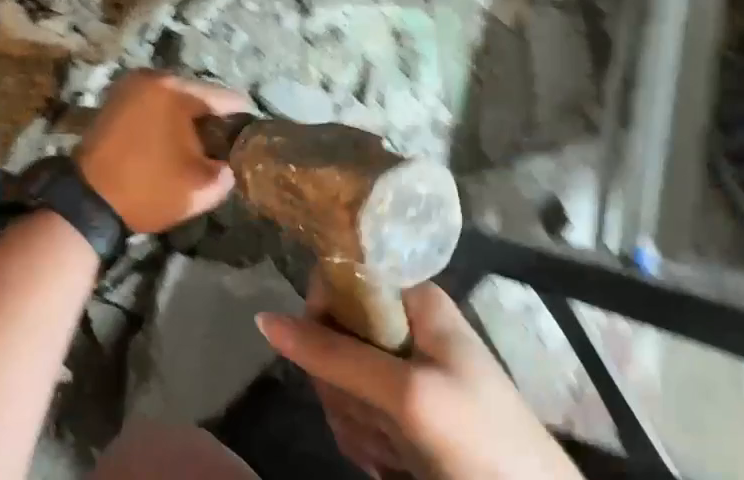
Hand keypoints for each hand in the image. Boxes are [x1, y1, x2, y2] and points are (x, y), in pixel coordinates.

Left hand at [75, 70, 244, 233]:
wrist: (89, 200)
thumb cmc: (149, 189)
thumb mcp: (202, 186)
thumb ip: (227, 169)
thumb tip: (231, 160)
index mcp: (175, 91)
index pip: (226, 98)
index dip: (244, 119)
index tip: (255, 136)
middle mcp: (151, 78)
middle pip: (197, 94)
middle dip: (213, 117)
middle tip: (229, 143)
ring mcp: (128, 87)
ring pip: (173, 99)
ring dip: (187, 118)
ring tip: (203, 145)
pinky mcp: (114, 101)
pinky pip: (152, 105)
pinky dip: (165, 119)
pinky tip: (174, 142)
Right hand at [257, 282, 581, 479]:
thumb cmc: (482, 443)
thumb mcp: (406, 395)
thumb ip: (334, 354)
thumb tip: (261, 317)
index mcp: (414, 300)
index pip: (337, 280)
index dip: (323, 317)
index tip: (331, 355)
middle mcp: (404, 327)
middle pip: (328, 334)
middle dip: (340, 385)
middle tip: (375, 416)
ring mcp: (400, 373)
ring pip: (334, 379)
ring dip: (351, 420)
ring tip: (391, 448)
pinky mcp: (398, 413)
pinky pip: (349, 412)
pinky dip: (361, 440)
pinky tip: (387, 461)